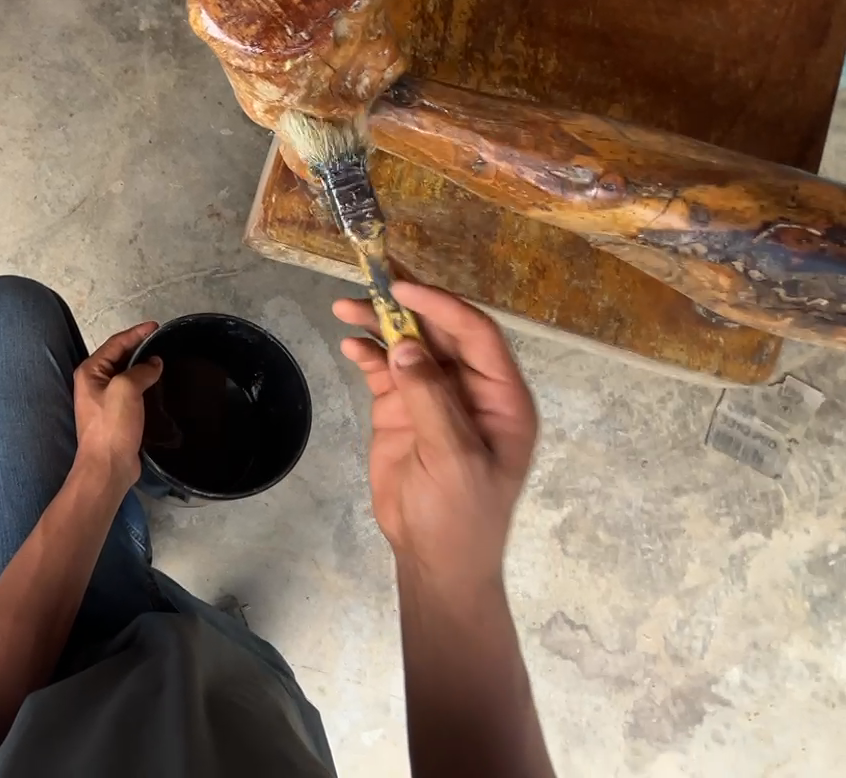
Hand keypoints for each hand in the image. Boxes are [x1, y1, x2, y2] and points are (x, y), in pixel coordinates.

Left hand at [72, 323, 162, 493]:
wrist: (107, 467)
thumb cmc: (112, 426)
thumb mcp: (126, 389)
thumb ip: (140, 370)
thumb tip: (154, 363)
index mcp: (90, 371)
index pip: (115, 343)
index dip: (136, 333)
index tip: (156, 326)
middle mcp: (93, 382)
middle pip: (118, 356)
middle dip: (138, 346)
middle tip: (161, 339)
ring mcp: (103, 399)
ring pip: (125, 374)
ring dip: (142, 365)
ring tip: (163, 358)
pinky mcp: (115, 414)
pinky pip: (130, 391)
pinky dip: (143, 383)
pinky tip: (157, 383)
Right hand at [333, 283, 536, 593]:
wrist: (432, 555)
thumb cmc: (460, 514)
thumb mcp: (454, 458)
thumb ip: (432, 400)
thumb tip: (406, 346)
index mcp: (501, 398)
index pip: (476, 336)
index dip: (442, 307)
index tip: (403, 290)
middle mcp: (468, 388)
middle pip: (438, 333)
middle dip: (403, 309)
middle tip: (365, 289)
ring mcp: (432, 397)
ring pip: (407, 346)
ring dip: (378, 325)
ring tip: (344, 309)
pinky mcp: (401, 409)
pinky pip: (384, 369)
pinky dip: (366, 353)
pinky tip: (349, 345)